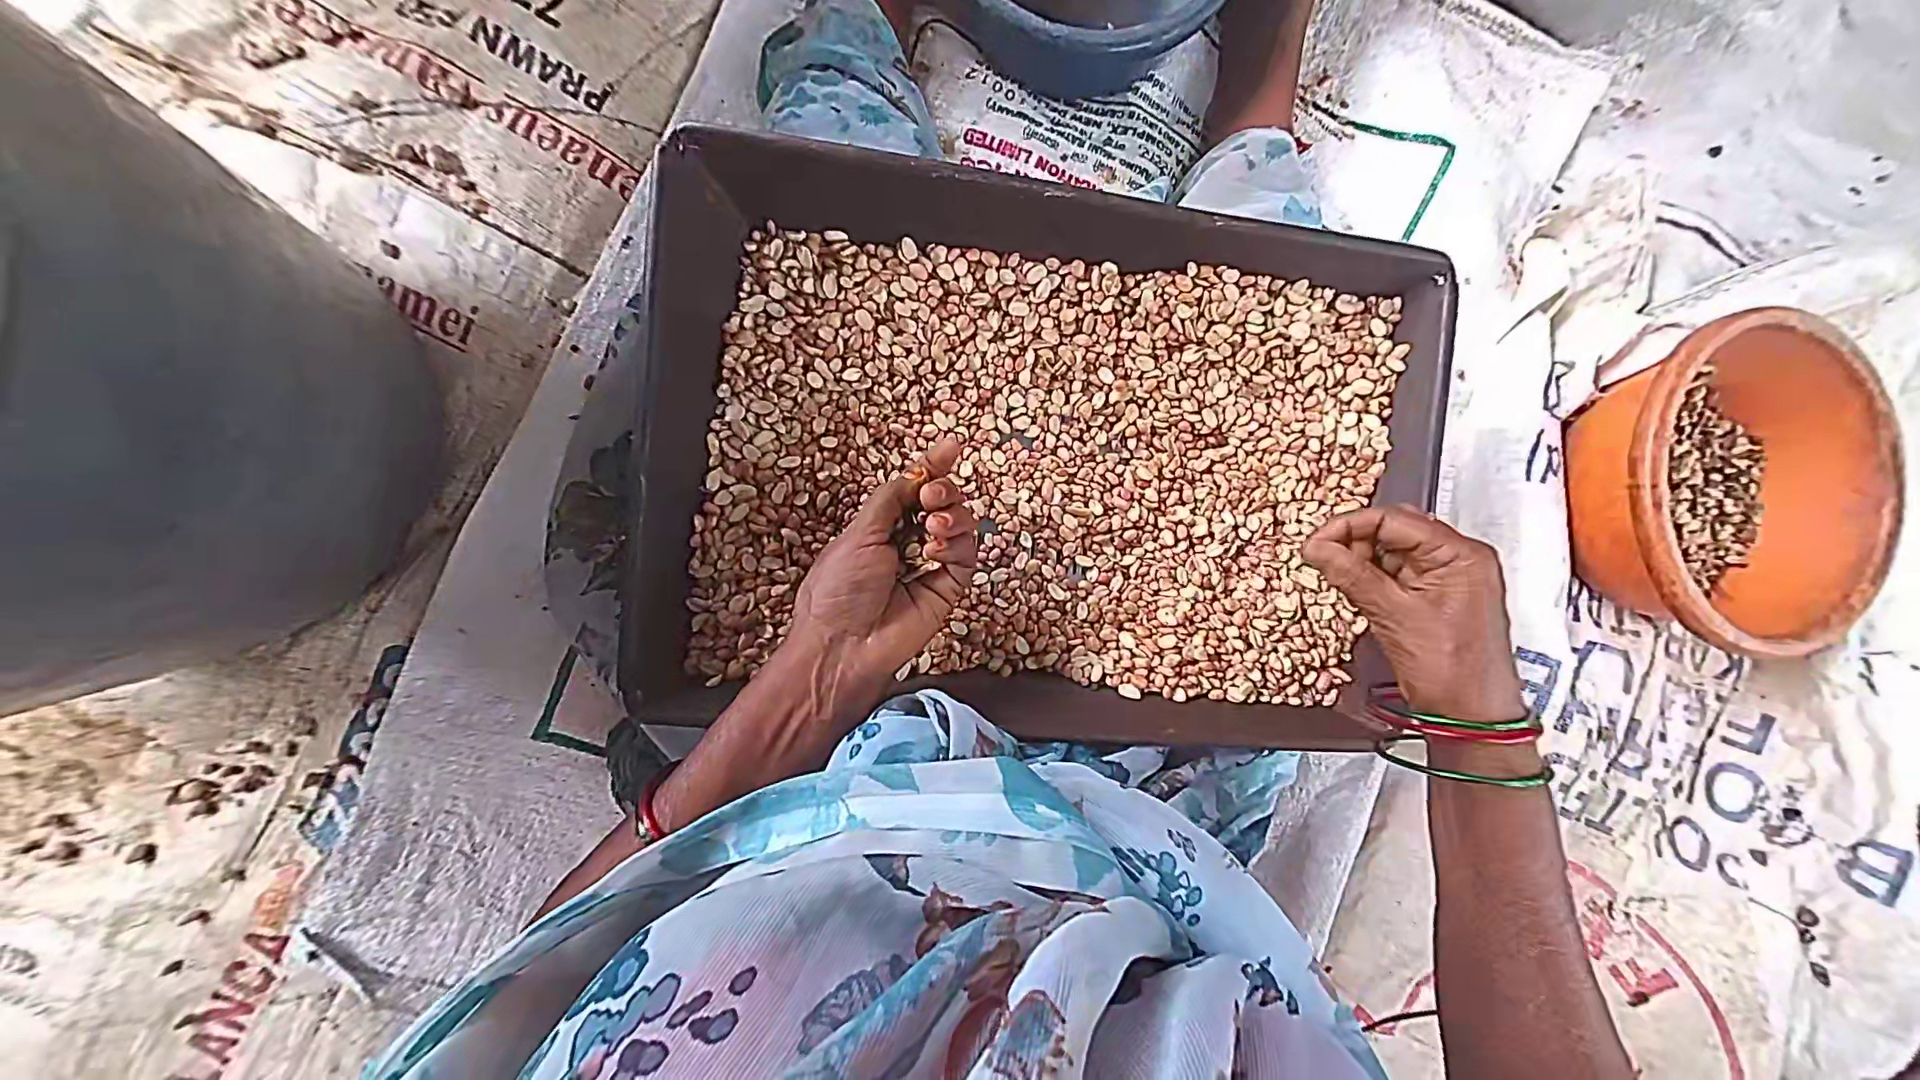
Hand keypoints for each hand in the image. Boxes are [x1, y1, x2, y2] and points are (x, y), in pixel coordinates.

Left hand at [783, 437, 977, 691]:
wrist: (843, 644)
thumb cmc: (838, 590)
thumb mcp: (859, 532)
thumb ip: (891, 498)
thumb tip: (917, 471)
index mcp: (884, 526)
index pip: (916, 489)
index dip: (934, 467)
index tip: (951, 446)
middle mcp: (909, 541)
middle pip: (943, 502)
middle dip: (942, 490)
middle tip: (930, 497)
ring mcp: (930, 564)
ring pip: (961, 524)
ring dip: (952, 515)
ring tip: (932, 524)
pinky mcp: (947, 587)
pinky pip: (966, 555)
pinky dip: (956, 544)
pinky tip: (935, 548)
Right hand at [1304, 506, 1526, 723]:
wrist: (1470, 714)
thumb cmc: (1452, 669)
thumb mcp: (1393, 614)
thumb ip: (1352, 575)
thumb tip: (1317, 548)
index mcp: (1460, 555)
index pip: (1393, 519)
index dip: (1348, 526)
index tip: (1316, 542)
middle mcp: (1455, 559)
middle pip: (1391, 528)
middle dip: (1352, 541)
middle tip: (1322, 558)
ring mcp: (1443, 577)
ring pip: (1387, 549)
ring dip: (1357, 559)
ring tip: (1337, 577)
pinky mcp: (1429, 594)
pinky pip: (1389, 572)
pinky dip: (1366, 576)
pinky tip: (1352, 588)